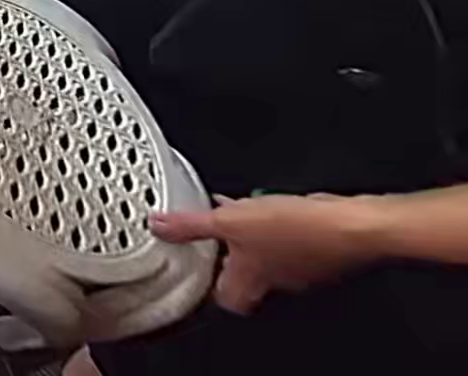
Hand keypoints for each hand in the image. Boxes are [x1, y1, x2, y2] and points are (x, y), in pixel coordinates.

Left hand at [150, 195, 380, 314]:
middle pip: (242, 276)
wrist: (351, 224)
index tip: (187, 275)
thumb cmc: (292, 228)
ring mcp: (300, 264)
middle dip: (216, 257)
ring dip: (234, 235)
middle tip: (193, 238)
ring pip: (257, 255)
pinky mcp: (313, 248)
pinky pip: (274, 238)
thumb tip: (155, 227)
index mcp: (256, 278)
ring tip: (212, 215)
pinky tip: (244, 206)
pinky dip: (256, 225)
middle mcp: (280, 278)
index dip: (208, 291)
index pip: (231, 300)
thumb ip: (188, 226)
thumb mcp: (224, 222)